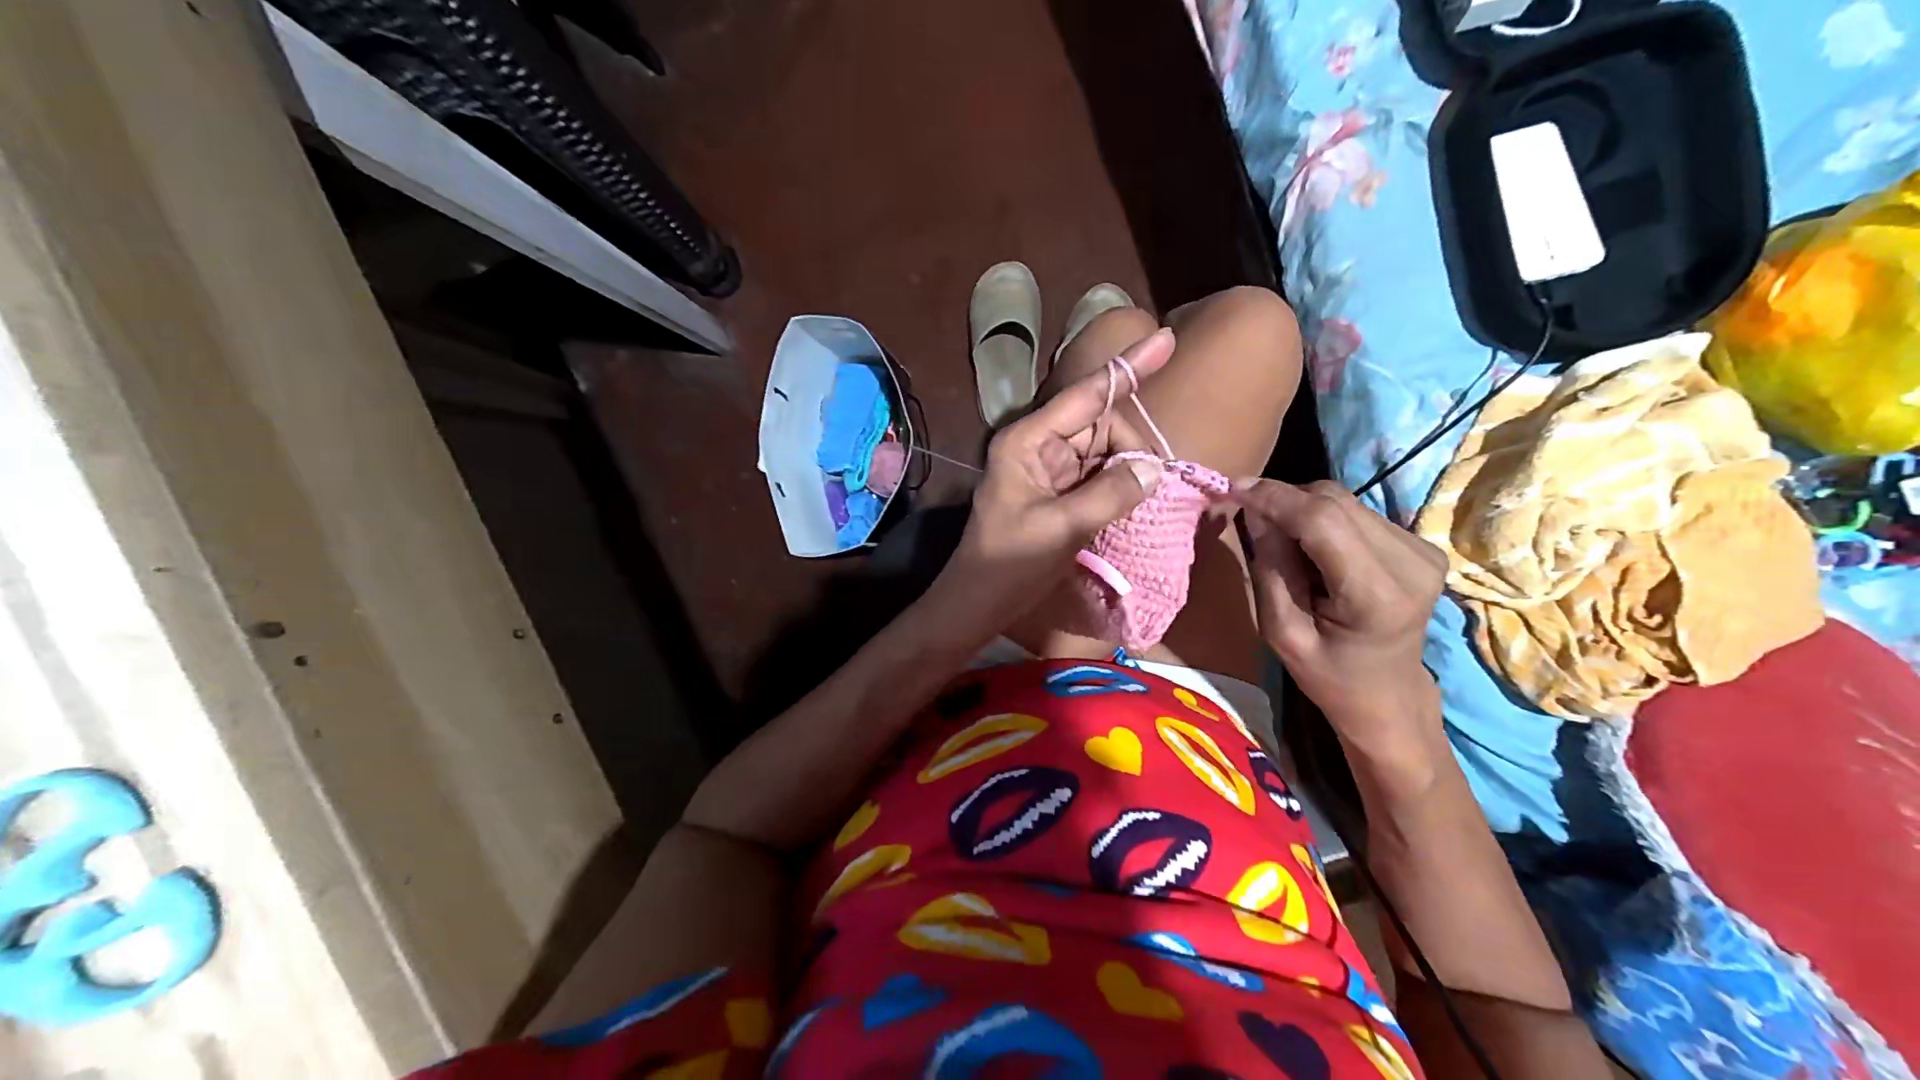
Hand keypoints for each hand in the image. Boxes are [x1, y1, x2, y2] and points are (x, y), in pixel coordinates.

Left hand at [935, 329, 1175, 627]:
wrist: (979, 600)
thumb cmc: (1010, 562)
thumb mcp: (1061, 528)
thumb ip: (1111, 493)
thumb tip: (1155, 468)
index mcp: (1029, 440)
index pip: (1087, 395)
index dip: (1128, 368)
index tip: (1165, 338)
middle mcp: (1040, 444)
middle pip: (1101, 422)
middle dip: (1131, 444)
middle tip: (1149, 482)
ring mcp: (1050, 467)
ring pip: (1104, 448)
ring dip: (1128, 466)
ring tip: (1136, 499)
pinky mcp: (1059, 490)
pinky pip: (1099, 473)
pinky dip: (1119, 483)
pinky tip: (1131, 500)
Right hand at [1234, 479, 1448, 775]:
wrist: (1388, 694)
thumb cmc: (1329, 675)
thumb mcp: (1281, 632)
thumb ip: (1270, 569)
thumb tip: (1255, 510)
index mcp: (1378, 595)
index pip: (1323, 521)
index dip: (1275, 498)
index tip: (1233, 488)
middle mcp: (1411, 562)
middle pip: (1334, 501)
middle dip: (1284, 500)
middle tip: (1249, 516)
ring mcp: (1422, 549)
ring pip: (1344, 500)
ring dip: (1302, 509)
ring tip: (1283, 543)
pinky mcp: (1420, 543)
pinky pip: (1356, 511)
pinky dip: (1323, 519)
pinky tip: (1313, 549)